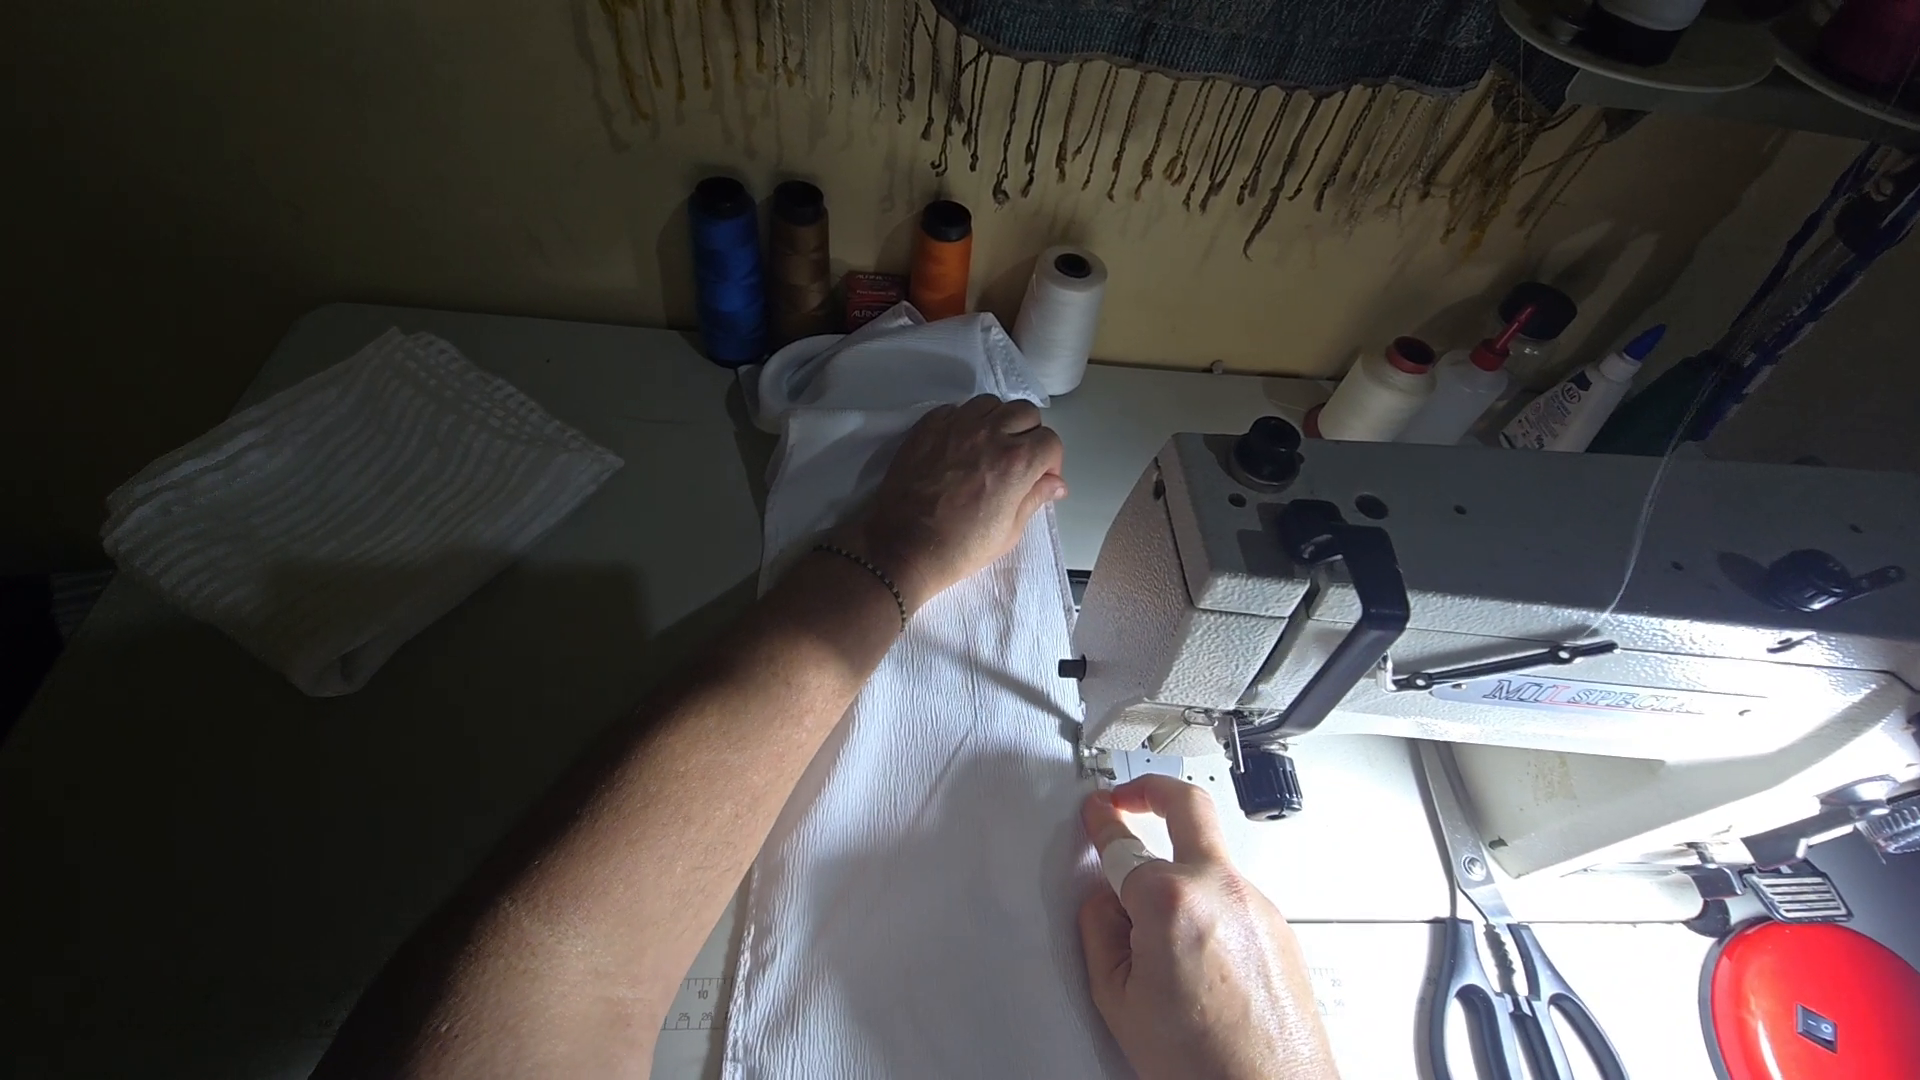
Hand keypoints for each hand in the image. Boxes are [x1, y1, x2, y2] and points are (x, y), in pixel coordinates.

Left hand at [842, 394, 1065, 611]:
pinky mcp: (927, 426)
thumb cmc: (960, 548)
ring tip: (989, 446)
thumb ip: (1035, 498)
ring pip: (991, 403)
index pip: (1051, 441)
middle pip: (1025, 412)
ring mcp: (956, 425)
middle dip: (1029, 434)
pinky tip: (960, 445)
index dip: (1051, 461)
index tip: (1040, 477)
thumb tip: (1056, 483)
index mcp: (1016, 462)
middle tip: (1018, 459)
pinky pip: (956, 409)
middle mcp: (989, 434)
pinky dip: (965, 421)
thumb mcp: (1009, 532)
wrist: (903, 547)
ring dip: (998, 421)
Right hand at [1079, 776, 1338, 1079]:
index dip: (1102, 821)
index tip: (1098, 811)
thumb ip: (1100, 931)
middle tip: (1130, 795)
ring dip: (1181, 863)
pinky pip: (1230, 894)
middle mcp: (1220, 888)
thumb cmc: (1204, 1067)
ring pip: (1210, 857)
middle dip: (1152, 789)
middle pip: (1188, 805)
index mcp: (1171, 900)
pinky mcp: (1278, 926)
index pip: (1124, 843)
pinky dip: (1205, 902)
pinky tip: (1194, 948)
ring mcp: (1257, 904)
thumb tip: (1103, 899)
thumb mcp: (1118, 999)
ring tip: (1159, 920)